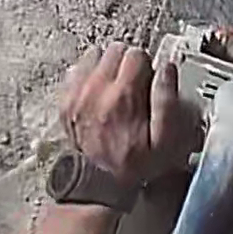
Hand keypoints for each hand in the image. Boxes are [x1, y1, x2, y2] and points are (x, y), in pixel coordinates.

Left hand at [60, 42, 197, 188]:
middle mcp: (96, 90)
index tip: (148, 82)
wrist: (97, 183)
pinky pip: (76, 70)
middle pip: (115, 50)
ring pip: (94, 55)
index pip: (136, 54)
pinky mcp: (65, 101)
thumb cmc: (132, 164)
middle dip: (128, 63)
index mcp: (123, 97)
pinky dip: (88, 75)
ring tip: (115, 87)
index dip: (147, 66)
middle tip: (134, 84)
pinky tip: (97, 91)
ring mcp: (77, 94)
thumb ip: (167, 100)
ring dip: (107, 66)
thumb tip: (167, 69)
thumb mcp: (164, 141)